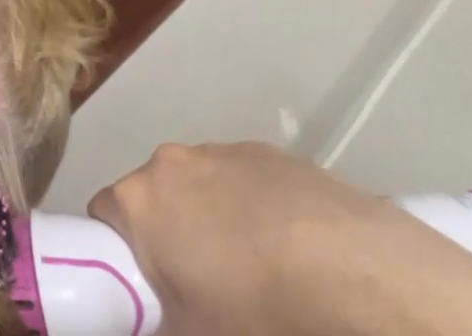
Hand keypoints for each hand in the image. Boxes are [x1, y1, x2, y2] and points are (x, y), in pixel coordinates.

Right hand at [88, 143, 471, 335]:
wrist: (369, 284)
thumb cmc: (261, 315)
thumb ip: (153, 330)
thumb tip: (149, 328)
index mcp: (135, 200)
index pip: (101, 217)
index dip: (121, 253)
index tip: (150, 286)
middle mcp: (169, 162)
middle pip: (153, 196)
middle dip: (171, 233)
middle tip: (206, 283)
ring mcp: (225, 153)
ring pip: (203, 186)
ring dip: (216, 218)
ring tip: (264, 269)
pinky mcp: (277, 154)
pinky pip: (249, 181)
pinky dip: (261, 209)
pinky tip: (299, 251)